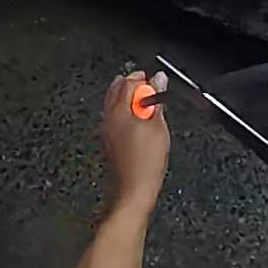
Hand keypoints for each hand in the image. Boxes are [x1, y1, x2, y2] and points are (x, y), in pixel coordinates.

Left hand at [100, 71, 168, 212]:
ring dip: (128, 98)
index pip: (126, 83)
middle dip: (132, 85)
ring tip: (146, 103)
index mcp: (118, 110)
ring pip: (114, 103)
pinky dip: (126, 111)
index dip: (141, 78)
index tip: (154, 80)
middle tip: (149, 88)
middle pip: (116, 90)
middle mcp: (109, 117)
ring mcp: (107, 129)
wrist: (134, 189)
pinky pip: (115, 117)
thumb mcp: (158, 126)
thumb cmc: (145, 161)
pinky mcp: (110, 140)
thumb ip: (157, 99)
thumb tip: (159, 80)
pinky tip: (138, 119)